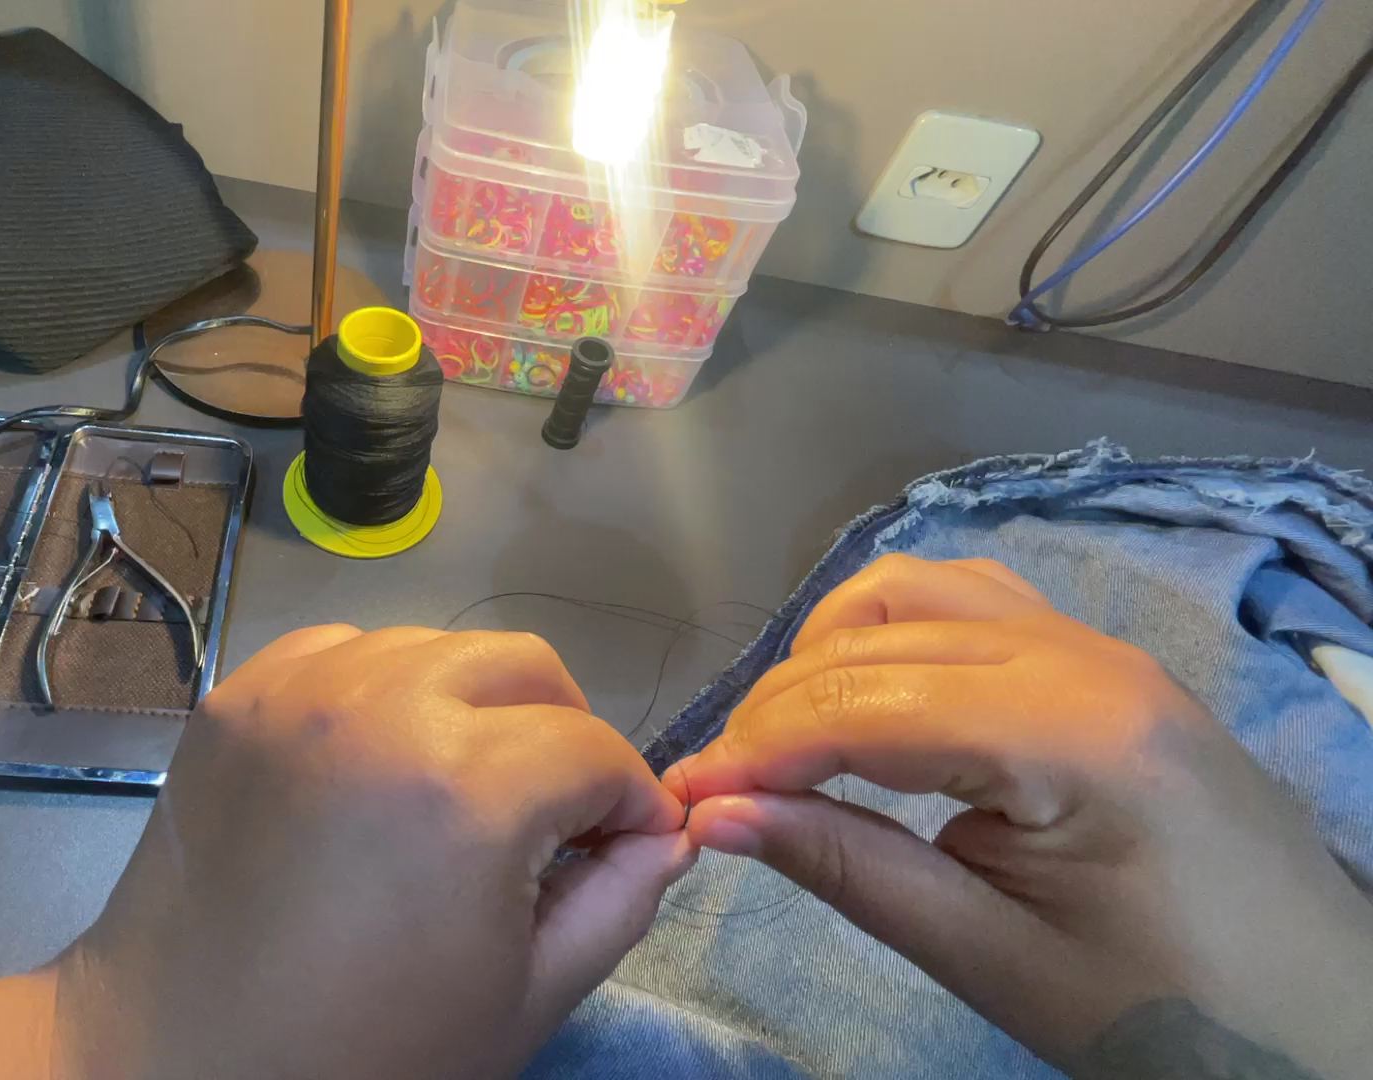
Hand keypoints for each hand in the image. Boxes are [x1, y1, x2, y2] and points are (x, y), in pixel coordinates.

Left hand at [54, 626, 694, 1079]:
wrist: (176, 1054)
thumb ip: (619, 900)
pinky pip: (349, 648)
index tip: (620, 838)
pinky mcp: (243, 688)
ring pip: (439, 644)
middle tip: (548, 798)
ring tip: (451, 774)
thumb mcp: (525, 998)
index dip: (629, 799)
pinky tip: (372, 749)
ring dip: (472, 701)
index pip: (595, 750)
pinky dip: (384, 686)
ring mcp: (302, 684)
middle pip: (525, 662)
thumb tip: (662, 831)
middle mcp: (384, 704)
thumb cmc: (362, 1051)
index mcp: (465, 789)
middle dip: (563, 726)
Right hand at [665, 556, 1372, 1077]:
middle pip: (866, 644)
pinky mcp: (1085, 655)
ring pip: (900, 591)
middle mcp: (1078, 655)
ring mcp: (1087, 642)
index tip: (684, 793)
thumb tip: (710, 815)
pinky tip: (869, 685)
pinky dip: (881, 627)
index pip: (863, 710)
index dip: (756, 749)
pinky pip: (952, 595)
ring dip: (822, 652)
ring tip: (793, 731)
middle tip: (726, 782)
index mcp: (1074, 734)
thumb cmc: (1174, 1020)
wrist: (1337, 1037)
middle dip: (773, 710)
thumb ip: (842, 867)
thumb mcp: (993, 958)